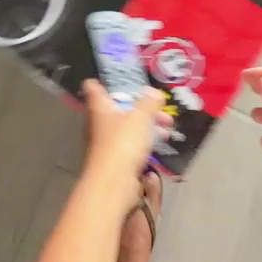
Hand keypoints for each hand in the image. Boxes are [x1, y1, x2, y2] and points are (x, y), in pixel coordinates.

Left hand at [79, 80, 167, 217]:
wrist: (113, 182)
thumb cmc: (123, 143)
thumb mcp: (140, 117)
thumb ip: (149, 102)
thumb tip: (153, 91)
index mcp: (100, 107)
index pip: (94, 88)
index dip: (102, 81)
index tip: (117, 79)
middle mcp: (99, 122)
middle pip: (118, 108)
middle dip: (140, 107)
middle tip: (160, 109)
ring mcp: (106, 142)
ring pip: (127, 126)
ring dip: (146, 125)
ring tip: (167, 127)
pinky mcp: (115, 158)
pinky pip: (130, 143)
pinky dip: (144, 141)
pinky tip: (160, 143)